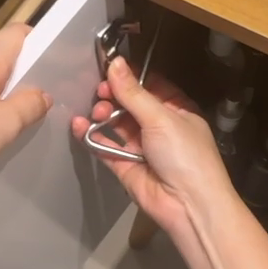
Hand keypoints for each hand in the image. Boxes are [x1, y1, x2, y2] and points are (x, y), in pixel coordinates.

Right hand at [70, 58, 238, 256]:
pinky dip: (91, 136)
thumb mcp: (162, 118)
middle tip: (101, 92)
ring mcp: (141, 147)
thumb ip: (133, 93)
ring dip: (103, 114)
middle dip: (113, 95)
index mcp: (177, 110)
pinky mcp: (124, 165)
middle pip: (130, 104)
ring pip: (115, 124)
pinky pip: (105, 147)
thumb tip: (115, 63)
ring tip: (97, 112)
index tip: (111, 69)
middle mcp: (159, 126)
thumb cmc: (185, 155)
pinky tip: (79, 125)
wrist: (188, 205)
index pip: (151, 86)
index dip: (131, 77)